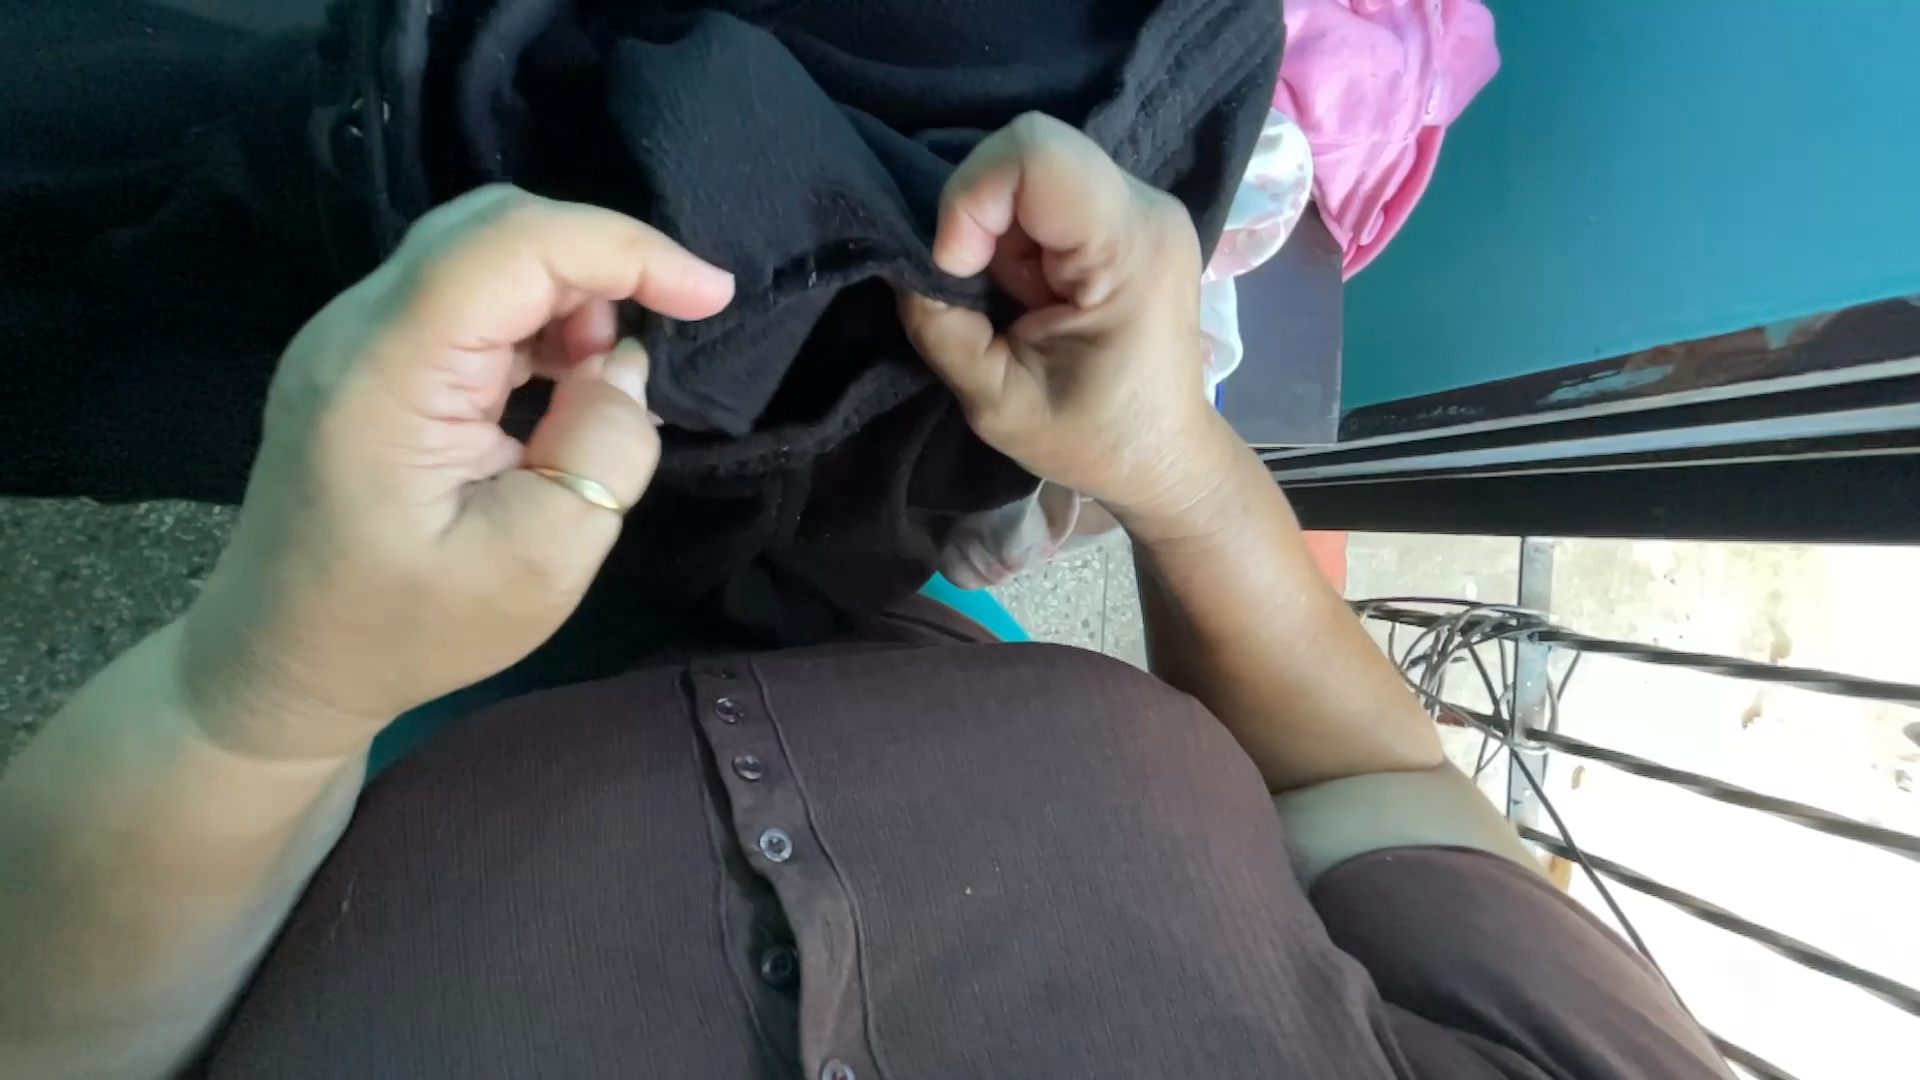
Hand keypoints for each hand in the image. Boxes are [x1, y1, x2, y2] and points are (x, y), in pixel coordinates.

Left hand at [178, 185, 733, 760]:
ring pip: (490, 254)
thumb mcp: (543, 561)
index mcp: (390, 374)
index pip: (510, 246)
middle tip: (679, 321)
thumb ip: (604, 453)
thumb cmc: (417, 627)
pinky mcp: (385, 363)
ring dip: (579, 292)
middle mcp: (363, 330)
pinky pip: (480, 300)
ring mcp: (366, 341)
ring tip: (615, 375)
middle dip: (608, 258)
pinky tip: (575, 378)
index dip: (624, 249)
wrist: (292, 664)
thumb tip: (624, 370)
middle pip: (496, 227)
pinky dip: (551, 320)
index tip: (713, 295)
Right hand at [899, 113, 1240, 537]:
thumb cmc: (1092, 441)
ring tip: (1012, 304)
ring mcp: (1141, 208)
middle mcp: (1147, 207)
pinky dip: (1015, 240)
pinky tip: (1029, 294)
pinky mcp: (1124, 220)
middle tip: (981, 295)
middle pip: (1030, 153)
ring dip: (996, 235)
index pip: (1035, 152)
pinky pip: (1046, 197)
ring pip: (1032, 172)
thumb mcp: (996, 405)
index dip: (970, 198)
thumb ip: (940, 327)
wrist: (1160, 457)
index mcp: (1130, 248)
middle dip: (979, 220)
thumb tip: (907, 264)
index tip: (957, 271)